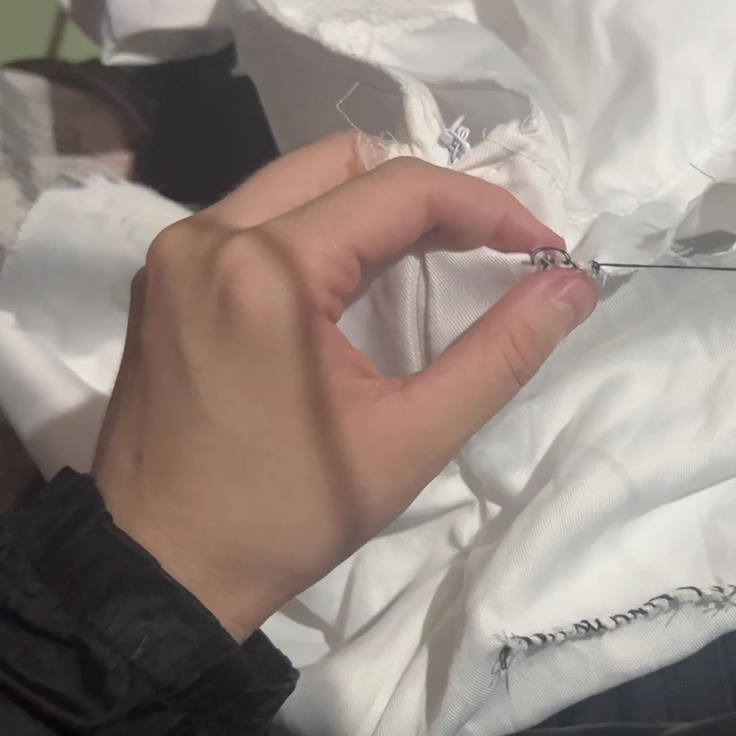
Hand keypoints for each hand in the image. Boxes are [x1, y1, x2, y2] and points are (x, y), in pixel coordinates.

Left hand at [92, 132, 598, 639]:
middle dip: (433, 197)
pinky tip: (357, 287)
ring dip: (377, 211)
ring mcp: (175, 252)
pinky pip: (261, 219)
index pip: (399, 190)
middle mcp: (209, 234)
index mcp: (268, 270)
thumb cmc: (288, 515)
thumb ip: (500, 356)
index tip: (542, 250)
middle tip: (487, 250)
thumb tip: (572, 288)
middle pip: (345, 164)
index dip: (488, 208)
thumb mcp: (411, 441)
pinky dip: (326, 233)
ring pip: (300, 183)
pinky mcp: (164, 277)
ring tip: (435, 265)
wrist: (162, 570)